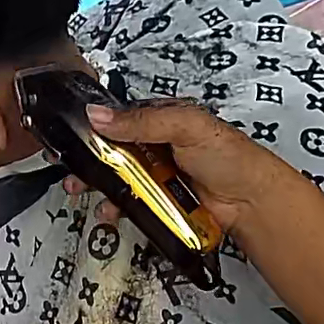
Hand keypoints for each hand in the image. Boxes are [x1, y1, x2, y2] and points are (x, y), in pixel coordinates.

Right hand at [72, 101, 302, 235]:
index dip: (96, 129)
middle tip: (73, 170)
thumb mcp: (184, 126)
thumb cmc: (230, 156)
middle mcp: (155, 148)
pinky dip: (118, 207)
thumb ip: (142, 120)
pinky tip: (111, 209)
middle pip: (113, 154)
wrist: (249, 201)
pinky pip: (131, 204)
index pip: (120, 121)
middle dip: (90, 162)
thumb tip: (100, 114)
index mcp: (161, 121)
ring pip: (118, 181)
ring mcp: (156, 177)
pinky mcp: (158, 203)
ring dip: (99, 187)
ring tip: (83, 189)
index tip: (75, 139)